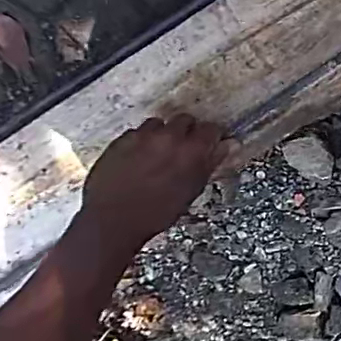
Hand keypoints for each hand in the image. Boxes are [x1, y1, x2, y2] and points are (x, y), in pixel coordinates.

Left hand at [81, 113, 227, 246]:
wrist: (112, 221)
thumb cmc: (156, 212)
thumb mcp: (192, 190)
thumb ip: (211, 163)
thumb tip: (228, 146)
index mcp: (192, 150)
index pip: (211, 129)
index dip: (212, 136)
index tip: (210, 143)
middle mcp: (169, 137)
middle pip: (185, 119)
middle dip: (187, 131)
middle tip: (183, 148)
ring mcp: (142, 136)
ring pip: (159, 123)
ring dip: (162, 134)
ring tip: (158, 153)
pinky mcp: (120, 140)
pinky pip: (136, 132)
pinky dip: (140, 141)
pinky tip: (137, 159)